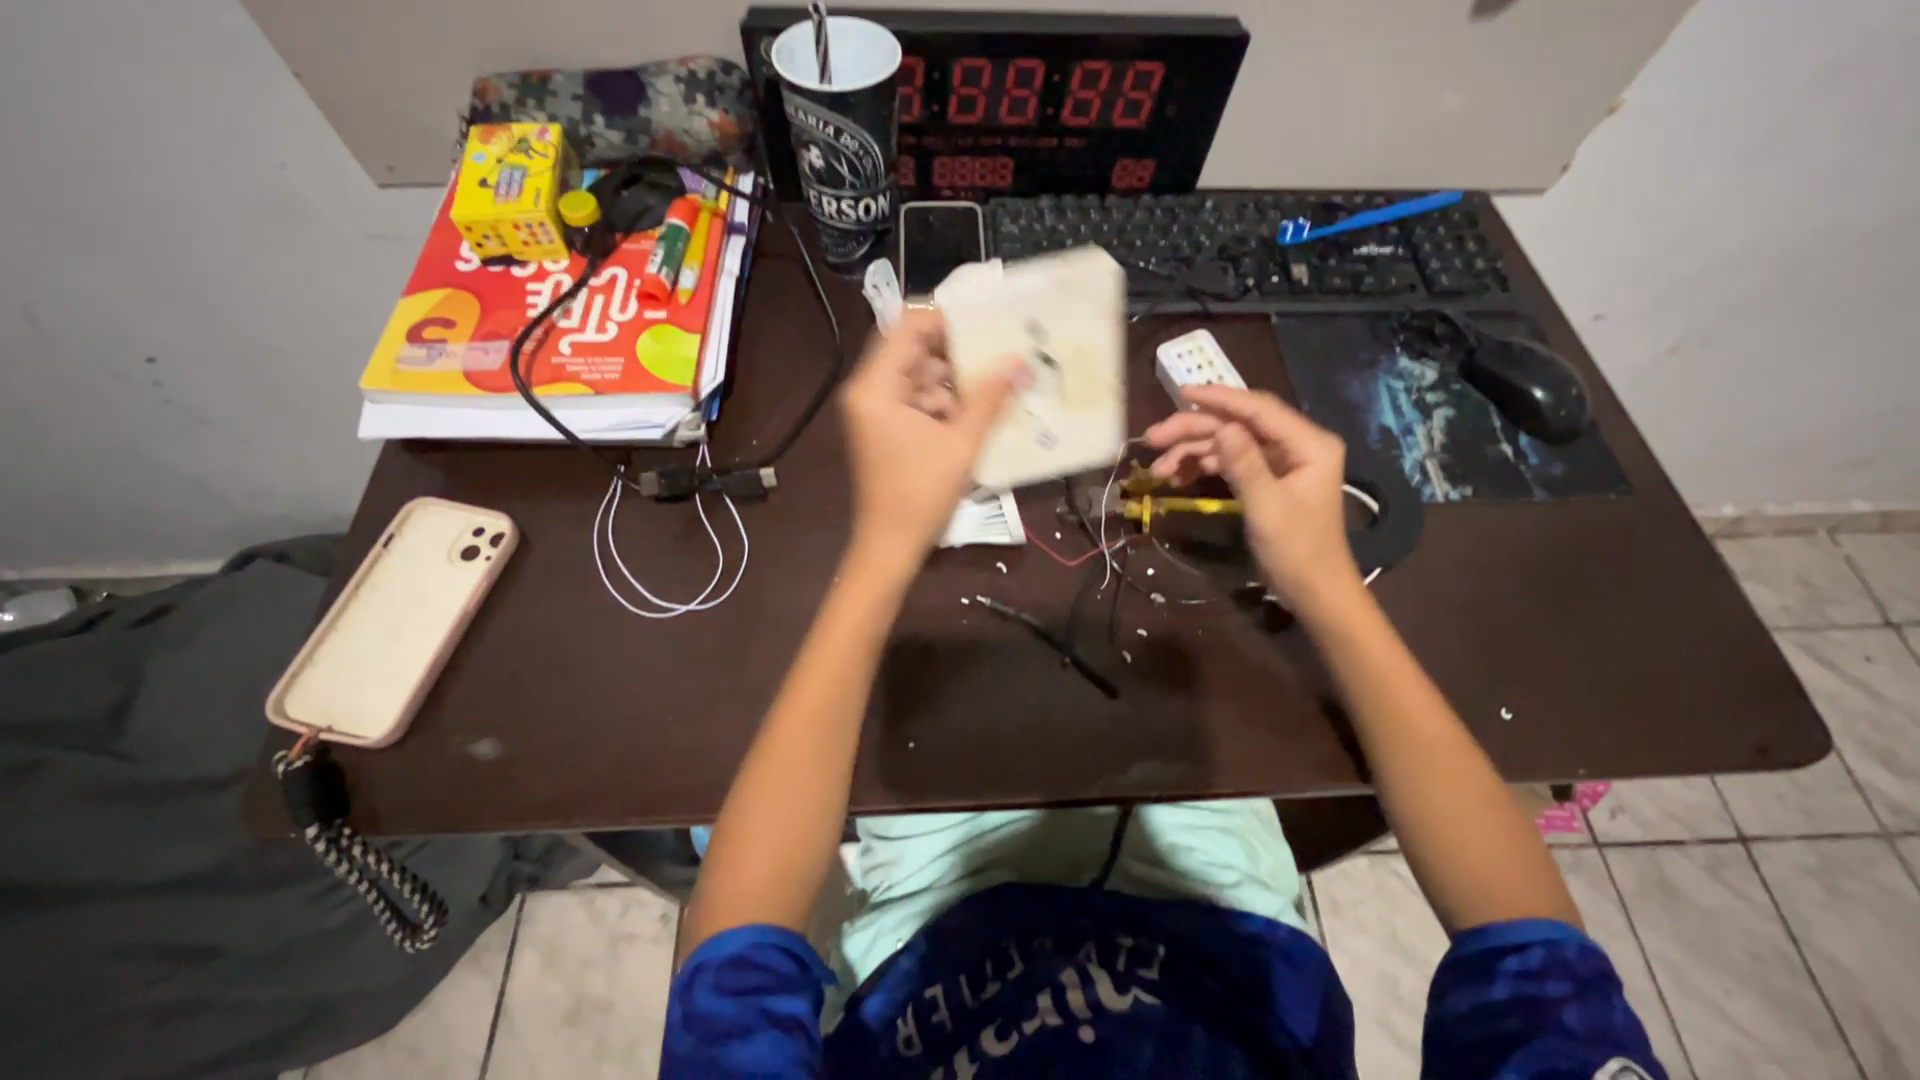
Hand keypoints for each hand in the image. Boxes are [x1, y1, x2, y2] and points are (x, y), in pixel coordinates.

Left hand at [840, 307, 1024, 567]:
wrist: (891, 545)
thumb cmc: (921, 494)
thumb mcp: (961, 443)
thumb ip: (989, 397)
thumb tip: (1018, 360)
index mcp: (876, 386)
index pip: (908, 327)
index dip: (946, 319)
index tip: (987, 323)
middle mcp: (868, 390)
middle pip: (913, 349)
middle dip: (955, 353)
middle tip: (998, 352)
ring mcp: (875, 410)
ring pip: (919, 376)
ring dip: (953, 382)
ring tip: (994, 386)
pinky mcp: (885, 428)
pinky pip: (916, 400)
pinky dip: (943, 404)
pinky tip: (974, 415)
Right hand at [1144, 385, 1360, 610]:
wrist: (1314, 590)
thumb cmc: (1297, 550)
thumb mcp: (1268, 507)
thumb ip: (1245, 464)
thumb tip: (1222, 428)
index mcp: (1309, 443)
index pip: (1258, 409)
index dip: (1220, 399)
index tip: (1183, 392)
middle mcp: (1296, 444)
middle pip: (1237, 424)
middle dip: (1194, 430)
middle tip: (1153, 437)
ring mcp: (1280, 461)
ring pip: (1228, 443)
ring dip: (1192, 451)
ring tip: (1157, 468)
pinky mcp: (1266, 478)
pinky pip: (1229, 461)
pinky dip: (1202, 466)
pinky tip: (1176, 476)